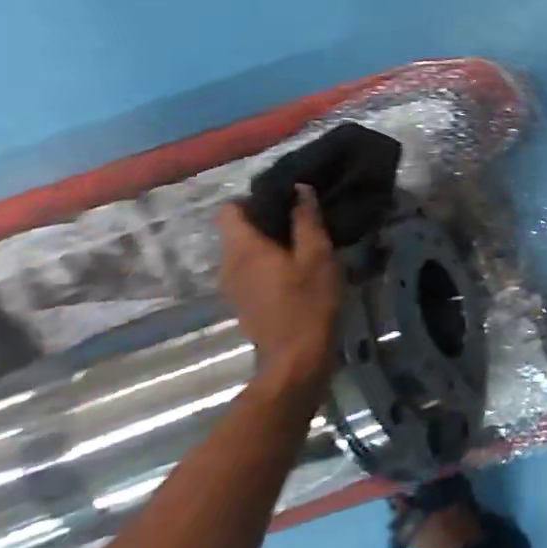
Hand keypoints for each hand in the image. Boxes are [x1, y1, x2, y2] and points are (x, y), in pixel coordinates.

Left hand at [218, 185, 341, 382]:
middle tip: (300, 222)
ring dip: (266, 243)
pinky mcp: (241, 301)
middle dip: (264, 221)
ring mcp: (231, 285)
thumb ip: (307, 220)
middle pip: (236, 229)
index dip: (254, 200)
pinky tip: (293, 272)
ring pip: (242, 250)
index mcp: (244, 248)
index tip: (284, 202)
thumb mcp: (317, 257)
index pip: (229, 209)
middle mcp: (228, 263)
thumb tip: (300, 189)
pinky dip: (265, 263)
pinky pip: (247, 269)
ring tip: (300, 246)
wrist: (296, 358)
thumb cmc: (309, 303)